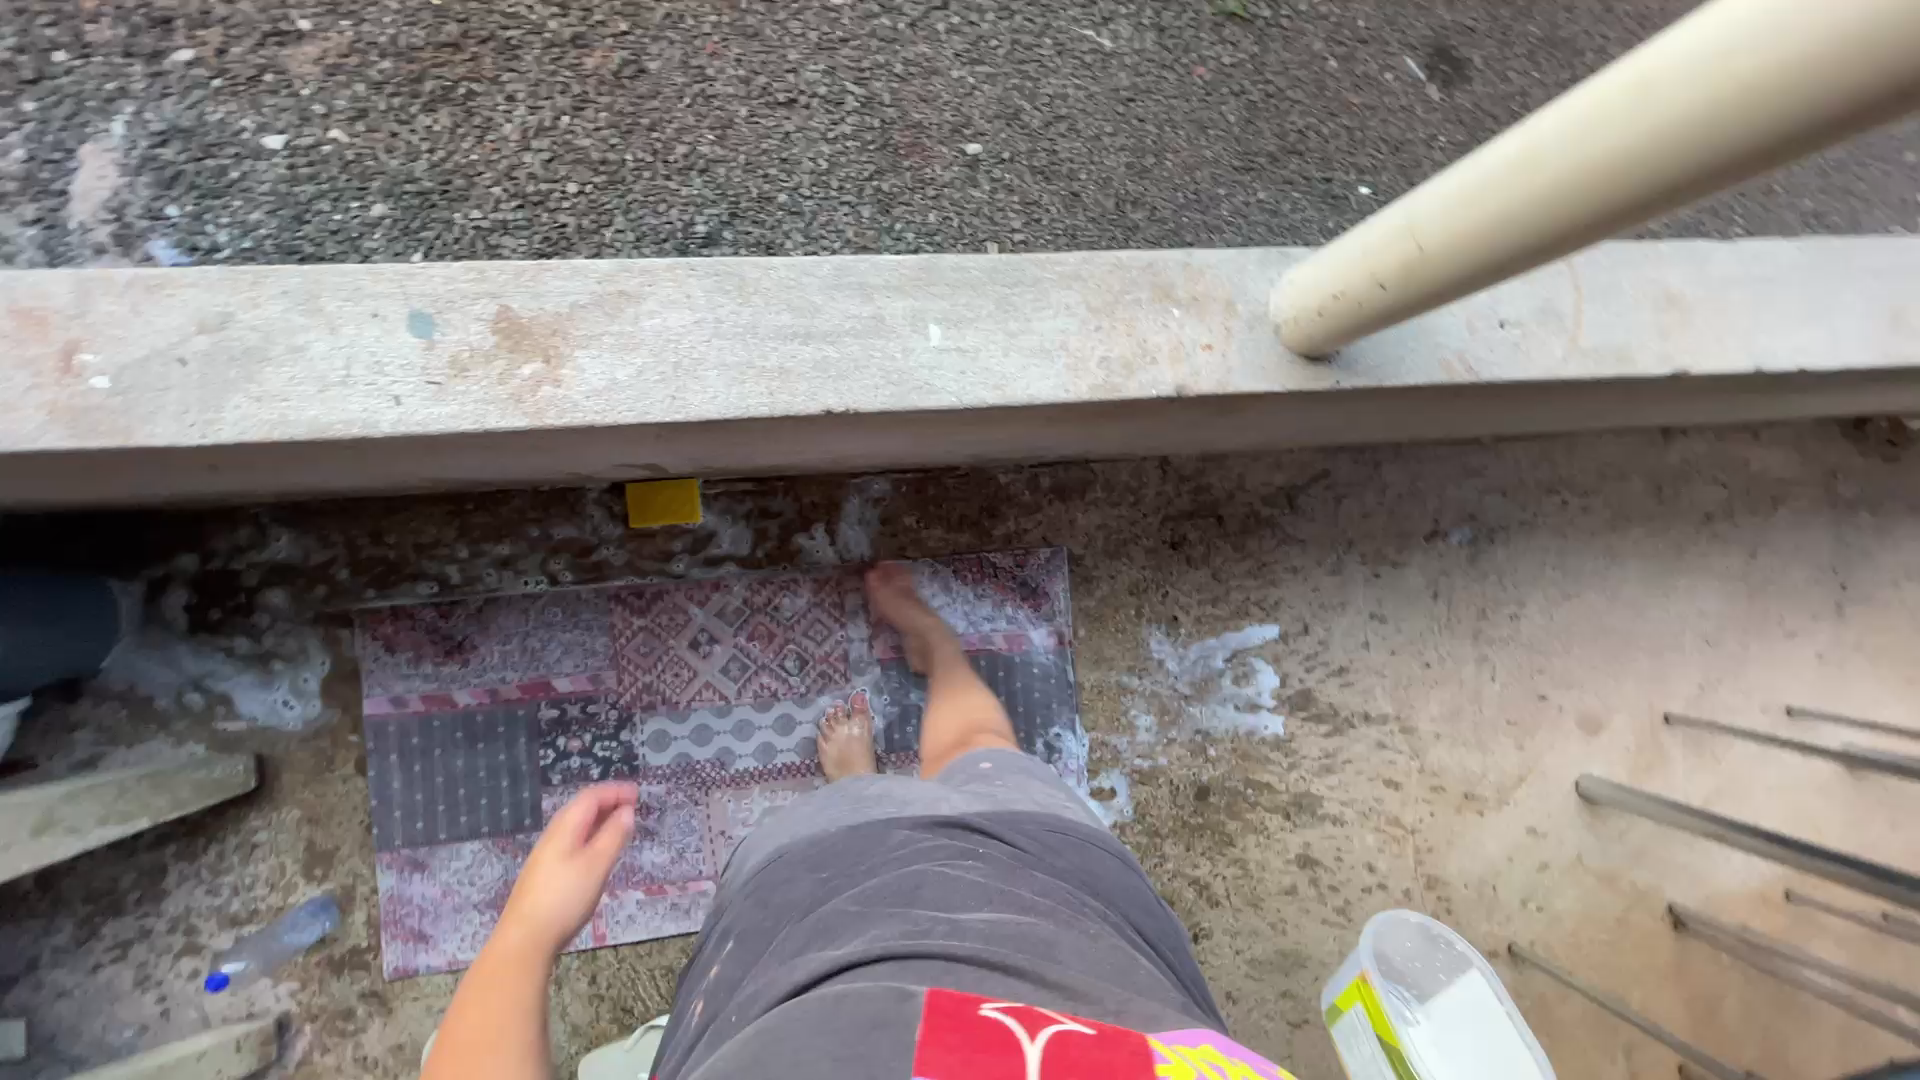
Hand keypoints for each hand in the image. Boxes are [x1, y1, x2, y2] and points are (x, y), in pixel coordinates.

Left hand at [497, 781, 637, 957]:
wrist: (523, 941)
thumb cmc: (565, 898)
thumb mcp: (597, 865)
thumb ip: (614, 836)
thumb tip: (627, 812)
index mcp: (564, 828)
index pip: (591, 797)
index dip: (615, 791)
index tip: (638, 794)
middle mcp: (552, 836)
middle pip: (581, 809)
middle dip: (608, 802)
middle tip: (632, 807)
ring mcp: (545, 856)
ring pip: (575, 827)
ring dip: (599, 820)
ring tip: (620, 827)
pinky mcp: (544, 874)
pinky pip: (572, 842)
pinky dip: (591, 836)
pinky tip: (598, 853)